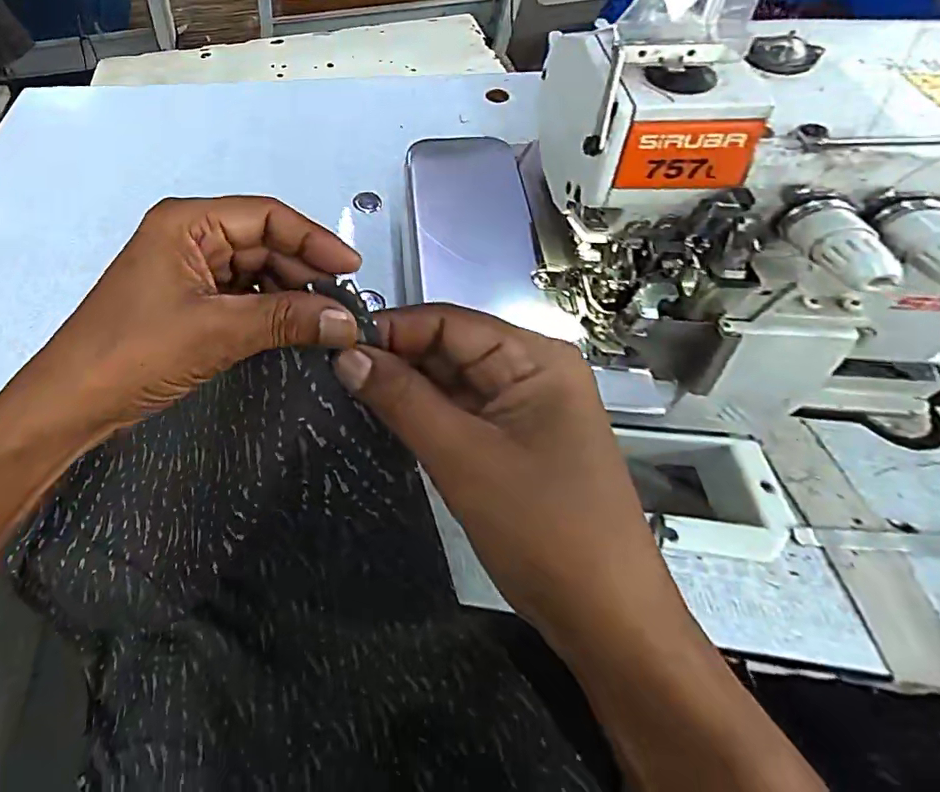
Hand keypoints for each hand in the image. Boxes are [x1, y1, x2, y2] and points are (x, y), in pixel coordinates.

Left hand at [5, 196, 363, 445]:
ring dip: (289, 293)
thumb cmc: (125, 354)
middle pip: (264, 243)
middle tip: (341, 303)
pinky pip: (242, 296)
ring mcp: (187, 271)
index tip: (348, 266)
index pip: (267, 216)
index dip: (313, 238)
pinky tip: (293, 327)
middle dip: (304, 271)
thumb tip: (342, 319)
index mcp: (185, 223)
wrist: (70, 406)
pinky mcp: (188, 302)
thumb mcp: (217, 331)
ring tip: (323, 319)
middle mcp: (188, 239)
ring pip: (256, 271)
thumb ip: (286, 319)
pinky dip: (269, 310)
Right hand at [332, 304, 679, 645]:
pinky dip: (427, 415)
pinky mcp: (516, 441)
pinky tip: (387, 419)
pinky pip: (463, 413)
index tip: (334, 345)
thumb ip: (402, 399)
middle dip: (396, 359)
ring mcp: (526, 408)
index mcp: (536, 357)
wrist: (607, 618)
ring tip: (348, 393)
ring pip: (453, 381)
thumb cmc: (544, 528)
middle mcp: (534, 371)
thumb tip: (346, 354)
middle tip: (333, 374)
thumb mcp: (463, 457)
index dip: (392, 329)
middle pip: (452, 347)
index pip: (450, 321)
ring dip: (408, 388)